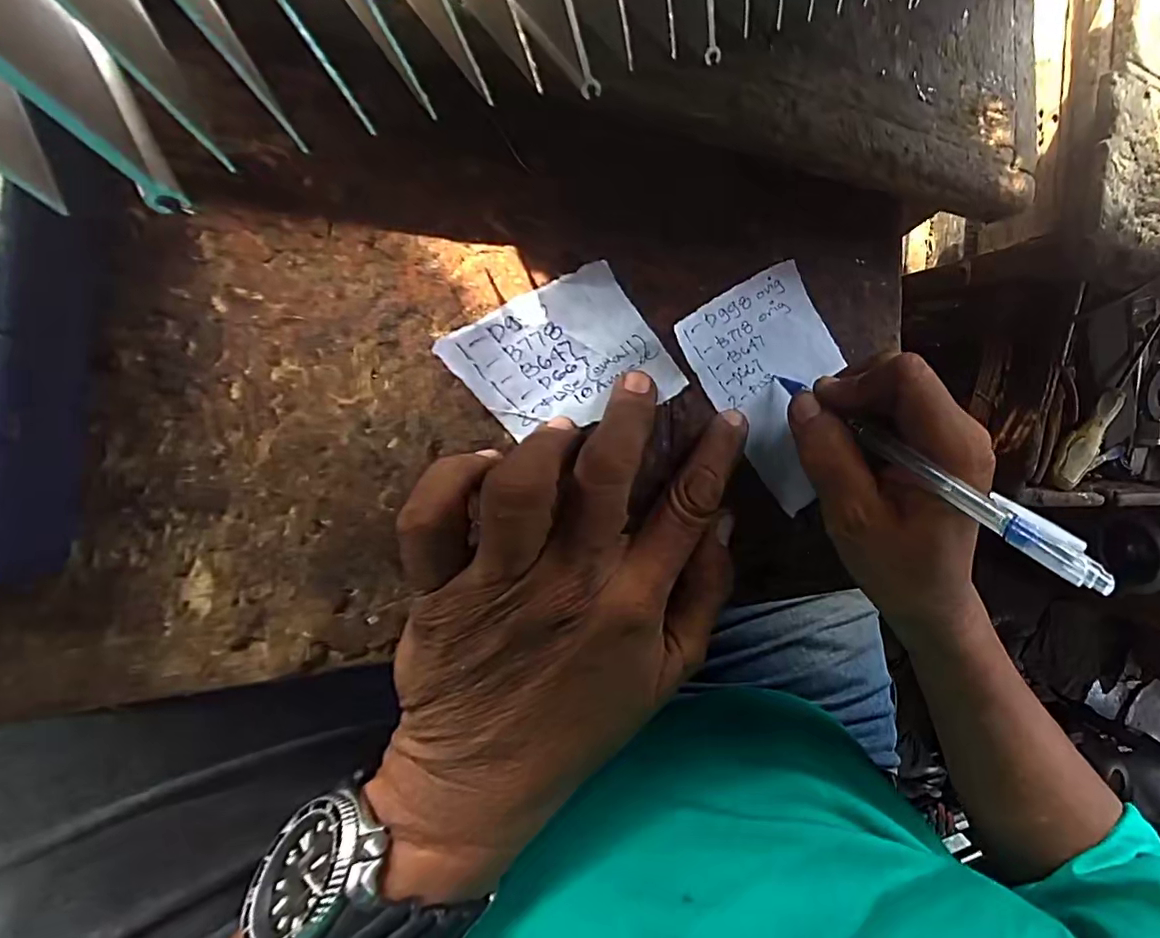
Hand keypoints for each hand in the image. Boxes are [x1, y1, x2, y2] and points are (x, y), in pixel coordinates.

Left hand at [363, 371, 746, 902]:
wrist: (483, 777)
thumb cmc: (591, 716)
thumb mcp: (674, 667)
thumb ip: (705, 593)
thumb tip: (721, 520)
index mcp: (633, 602)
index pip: (685, 510)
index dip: (713, 456)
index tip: (729, 417)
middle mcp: (569, 581)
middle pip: (602, 482)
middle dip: (628, 421)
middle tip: (639, 382)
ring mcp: (497, 583)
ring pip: (517, 490)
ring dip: (546, 444)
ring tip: (568, 425)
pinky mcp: (436, 591)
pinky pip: (430, 521)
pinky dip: (454, 478)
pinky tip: (490, 463)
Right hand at [788, 353, 994, 644]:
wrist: (935, 599)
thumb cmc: (899, 569)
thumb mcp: (853, 519)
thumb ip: (829, 456)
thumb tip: (804, 402)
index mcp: (954, 447)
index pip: (909, 376)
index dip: (857, 381)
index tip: (821, 409)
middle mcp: (967, 430)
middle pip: (906, 375)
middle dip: (856, 390)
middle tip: (823, 426)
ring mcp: (961, 432)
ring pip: (903, 386)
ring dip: (862, 404)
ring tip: (838, 442)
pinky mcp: (948, 439)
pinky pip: (906, 406)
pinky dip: (873, 416)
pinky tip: (858, 449)